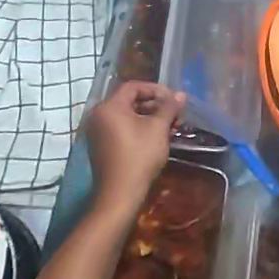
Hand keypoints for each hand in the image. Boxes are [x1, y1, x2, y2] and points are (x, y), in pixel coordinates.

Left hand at [85, 80, 183, 213]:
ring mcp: (99, 132)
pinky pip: (122, 127)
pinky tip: (158, 137)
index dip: (156, 89)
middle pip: (131, 100)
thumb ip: (169, 107)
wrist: (120, 192)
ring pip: (128, 115)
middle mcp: (99, 116)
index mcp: (109, 107)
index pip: (133, 87)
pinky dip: (140, 127)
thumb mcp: (158, 128)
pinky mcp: (102, 145)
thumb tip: (180, 94)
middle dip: (156, 105)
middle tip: (175, 115)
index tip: (173, 100)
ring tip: (171, 127)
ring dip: (151, 117)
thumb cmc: (140, 155)